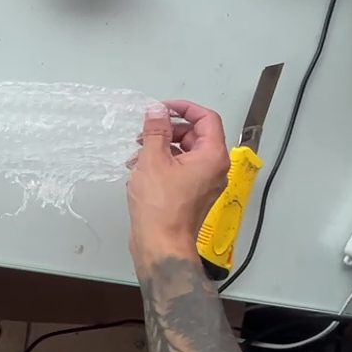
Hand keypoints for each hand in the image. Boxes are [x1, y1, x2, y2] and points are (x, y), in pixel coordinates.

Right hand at [126, 100, 229, 270]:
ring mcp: (205, 182)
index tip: (160, 109)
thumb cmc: (159, 203)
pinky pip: (181, 168)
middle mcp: (214, 168)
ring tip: (137, 154)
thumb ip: (156, 130)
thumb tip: (157, 110)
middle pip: (196, 134)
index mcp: (212, 156)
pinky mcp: (192, 194)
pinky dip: (163, 163)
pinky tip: (139, 170)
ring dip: (161, 146)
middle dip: (168, 129)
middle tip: (144, 133)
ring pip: (186, 152)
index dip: (184, 108)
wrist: (161, 242)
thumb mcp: (152, 160)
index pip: (207, 118)